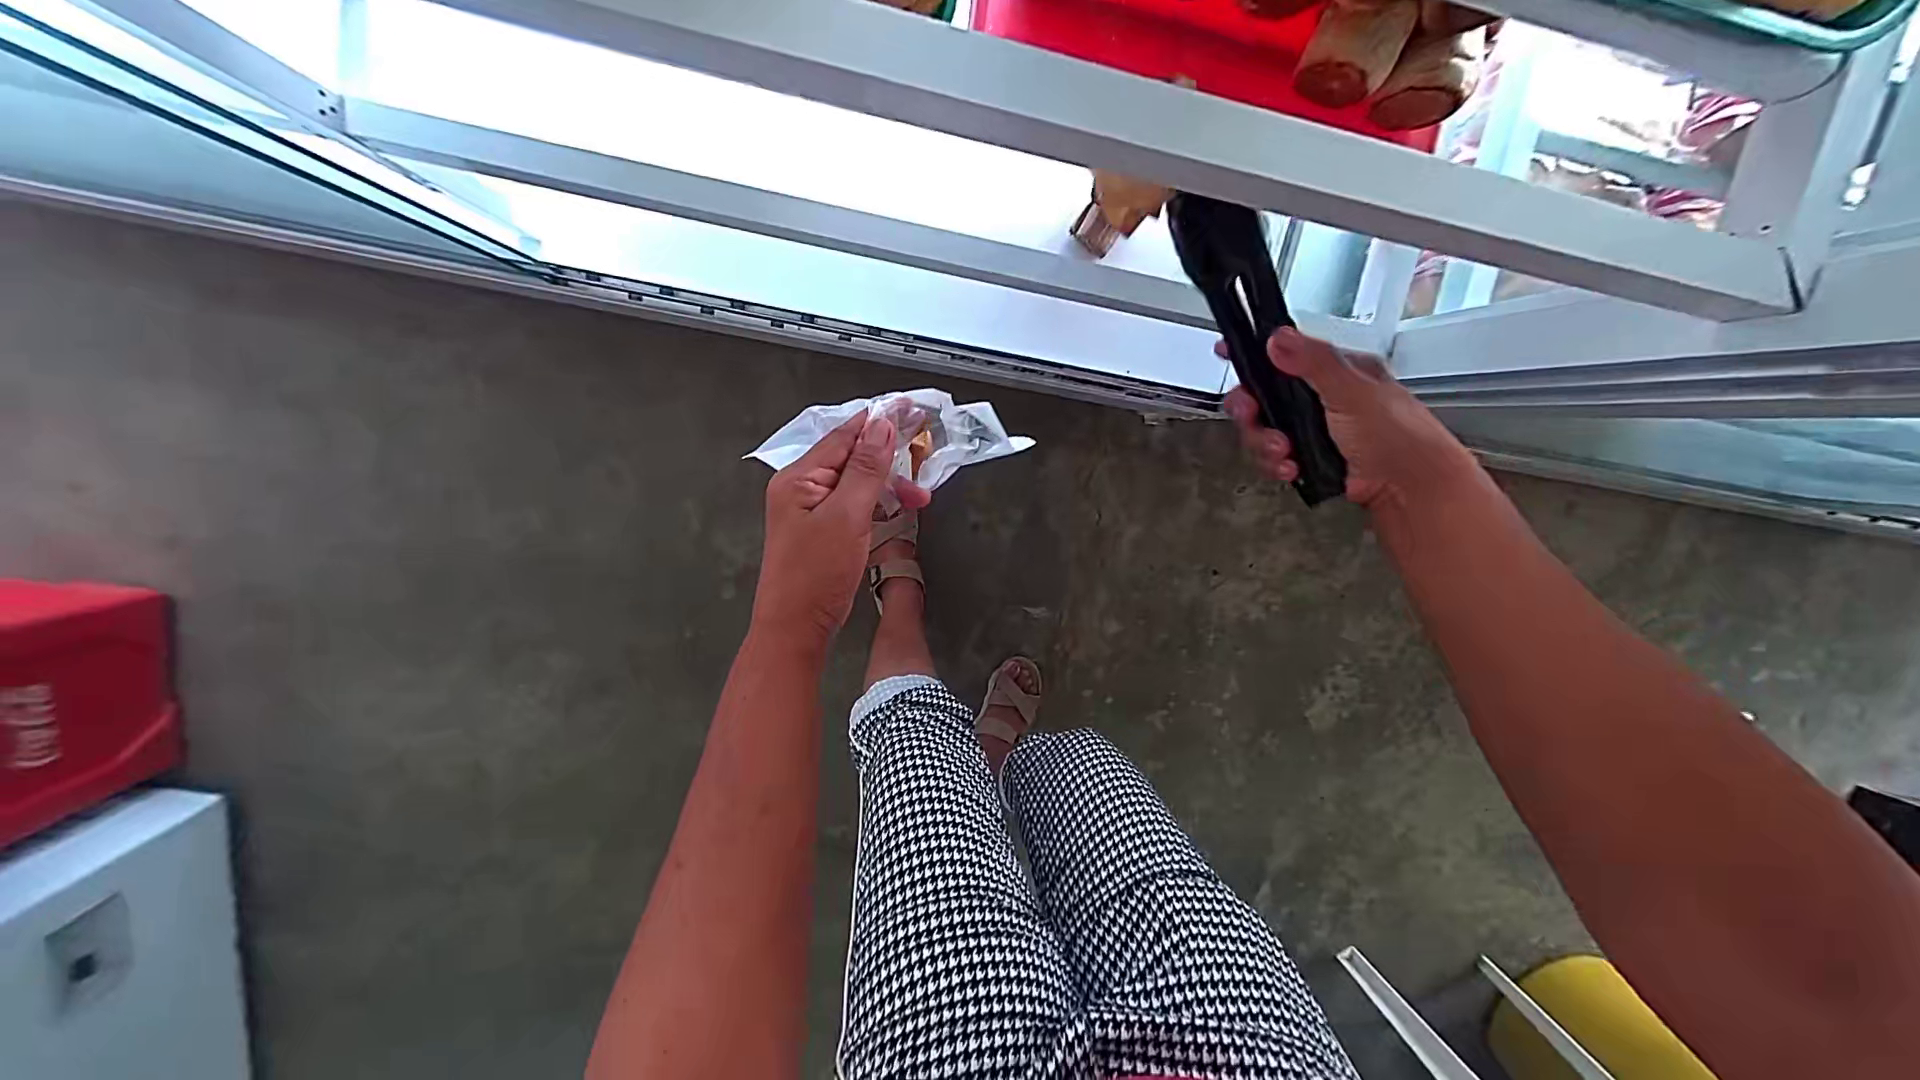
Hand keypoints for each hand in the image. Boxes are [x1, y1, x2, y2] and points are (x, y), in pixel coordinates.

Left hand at [752, 413, 931, 647]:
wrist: (796, 629)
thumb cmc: (813, 577)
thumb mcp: (847, 516)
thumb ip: (866, 469)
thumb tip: (881, 428)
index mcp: (798, 479)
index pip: (844, 436)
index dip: (879, 422)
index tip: (908, 409)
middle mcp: (801, 490)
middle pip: (852, 459)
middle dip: (889, 462)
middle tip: (921, 464)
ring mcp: (810, 512)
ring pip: (856, 484)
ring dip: (887, 487)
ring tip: (916, 497)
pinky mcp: (822, 532)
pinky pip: (854, 506)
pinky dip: (877, 506)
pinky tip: (895, 511)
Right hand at [1222, 328, 1478, 509]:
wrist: (1408, 487)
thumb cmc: (1398, 436)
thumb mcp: (1353, 391)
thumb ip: (1315, 363)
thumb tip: (1279, 339)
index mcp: (1334, 371)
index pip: (1285, 355)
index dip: (1254, 356)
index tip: (1226, 352)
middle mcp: (1318, 398)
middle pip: (1261, 397)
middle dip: (1252, 412)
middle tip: (1252, 417)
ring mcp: (1310, 428)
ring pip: (1262, 430)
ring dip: (1265, 443)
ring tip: (1285, 453)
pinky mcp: (1305, 456)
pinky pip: (1272, 457)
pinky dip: (1276, 464)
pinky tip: (1292, 467)